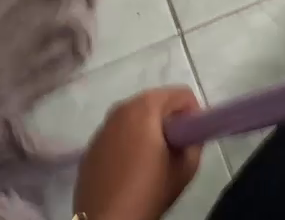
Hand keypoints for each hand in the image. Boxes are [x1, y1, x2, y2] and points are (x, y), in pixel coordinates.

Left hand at [73, 87, 201, 219]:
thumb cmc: (148, 191)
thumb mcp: (186, 168)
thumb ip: (194, 142)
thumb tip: (189, 136)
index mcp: (145, 107)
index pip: (181, 94)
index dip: (193, 112)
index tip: (193, 136)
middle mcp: (121, 109)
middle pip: (156, 102)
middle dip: (169, 119)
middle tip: (176, 146)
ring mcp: (102, 128)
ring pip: (134, 118)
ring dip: (148, 129)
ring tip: (153, 158)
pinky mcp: (89, 149)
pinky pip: (117, 135)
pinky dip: (127, 142)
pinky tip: (130, 168)